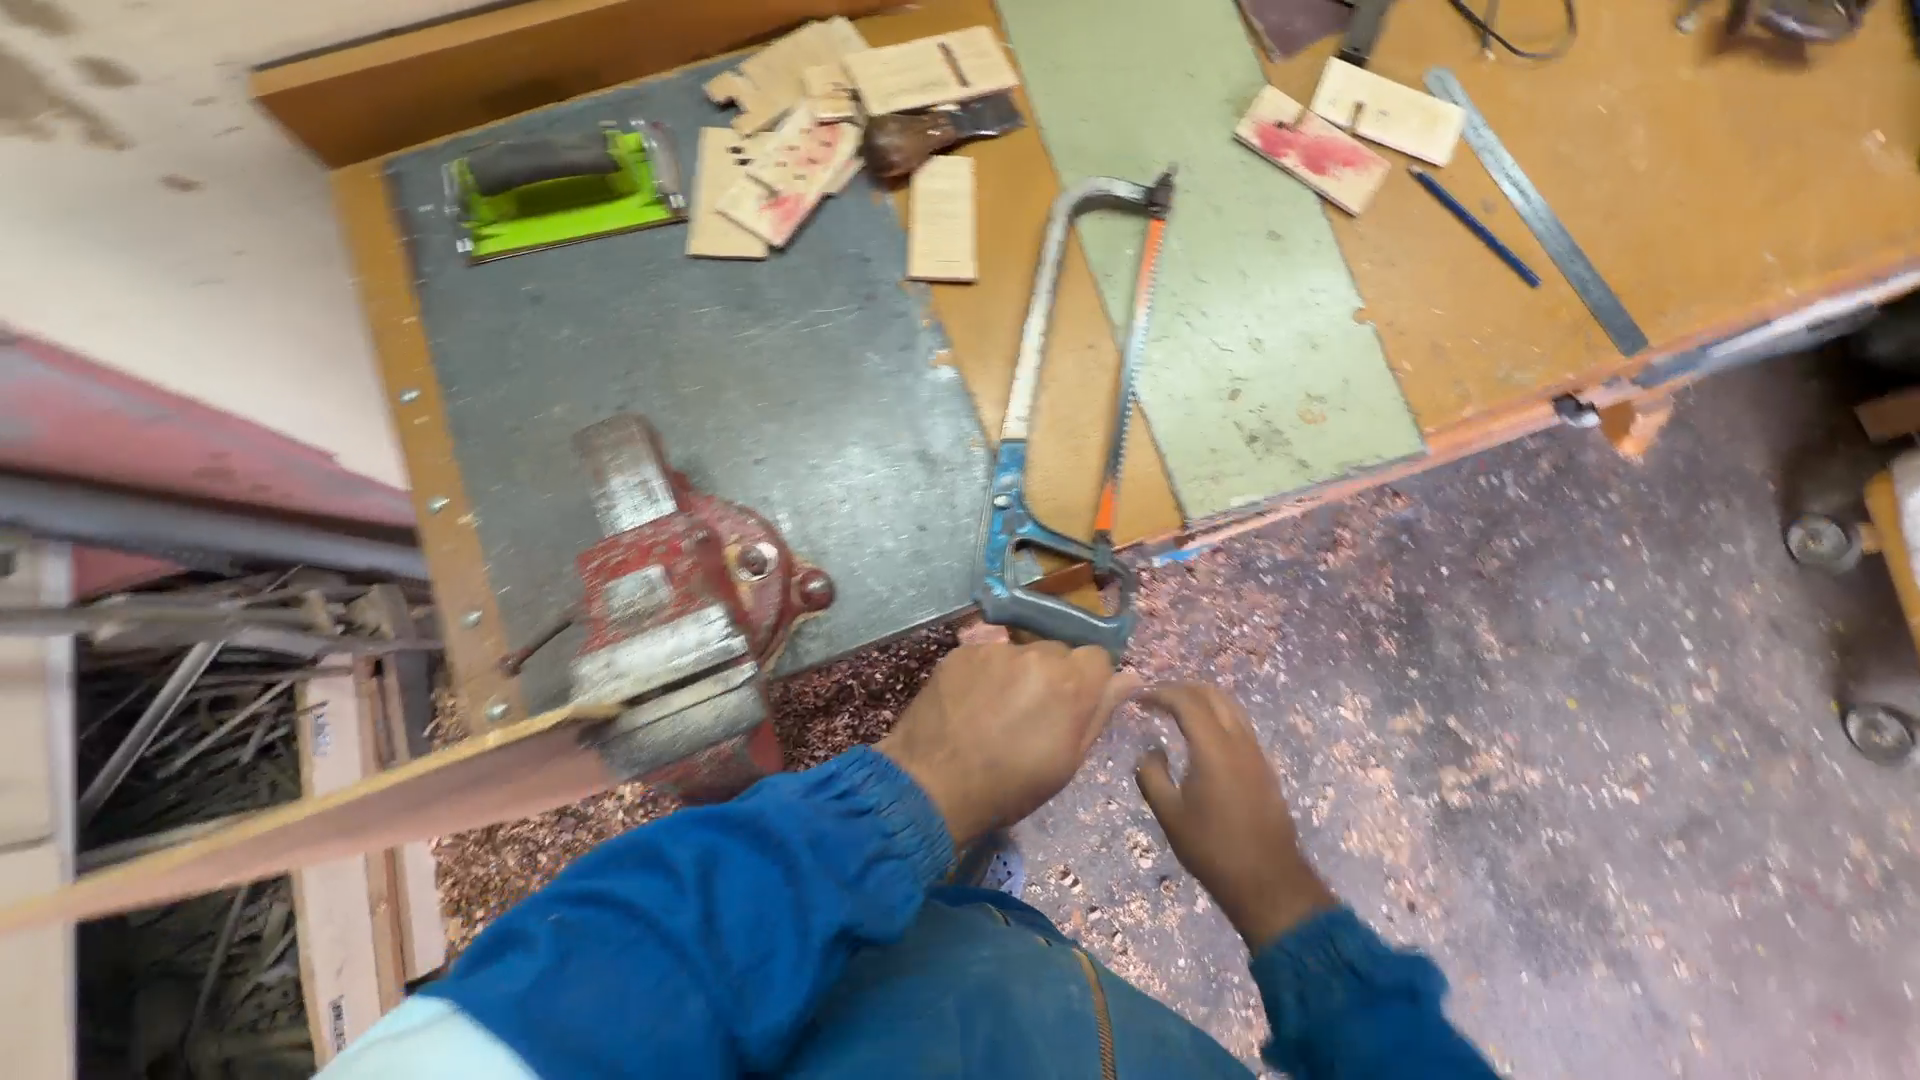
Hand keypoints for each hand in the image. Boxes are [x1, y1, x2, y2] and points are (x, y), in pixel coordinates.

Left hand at [878, 642, 1140, 846]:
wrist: (931, 785)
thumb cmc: (1010, 786)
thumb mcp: (1067, 761)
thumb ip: (1100, 712)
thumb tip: (1129, 677)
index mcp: (1071, 682)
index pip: (1098, 657)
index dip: (1089, 683)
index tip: (1073, 708)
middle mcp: (1035, 654)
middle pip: (1058, 653)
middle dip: (1053, 676)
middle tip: (1032, 715)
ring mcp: (994, 650)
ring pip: (1020, 653)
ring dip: (1017, 674)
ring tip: (995, 712)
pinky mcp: (961, 652)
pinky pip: (986, 655)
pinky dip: (985, 674)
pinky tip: (970, 704)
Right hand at [1135, 684, 1337, 950]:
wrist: (1268, 881)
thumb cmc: (1212, 849)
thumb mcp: (1169, 814)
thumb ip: (1152, 775)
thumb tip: (1152, 751)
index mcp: (1213, 748)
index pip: (1186, 701)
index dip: (1160, 693)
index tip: (1138, 698)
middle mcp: (1239, 741)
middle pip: (1212, 694)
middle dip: (1181, 688)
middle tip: (1154, 698)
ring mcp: (1256, 752)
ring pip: (1230, 706)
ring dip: (1201, 699)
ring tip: (1175, 711)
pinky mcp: (1264, 766)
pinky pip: (1238, 724)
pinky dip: (1215, 716)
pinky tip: (1200, 736)